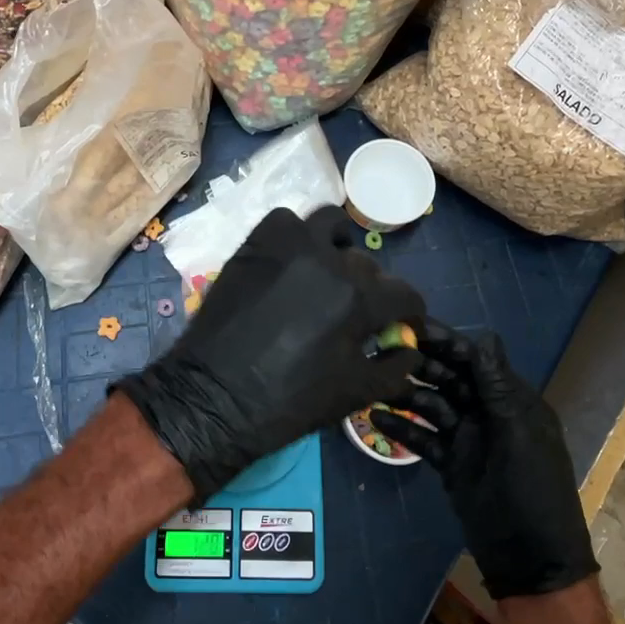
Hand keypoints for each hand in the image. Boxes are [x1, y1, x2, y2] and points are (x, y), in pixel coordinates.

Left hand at [116, 206, 424, 498]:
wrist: (214, 396)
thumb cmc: (288, 402)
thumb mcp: (355, 393)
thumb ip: (394, 367)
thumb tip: (410, 350)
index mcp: (357, 300)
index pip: (403, 294)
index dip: (409, 314)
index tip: (401, 325)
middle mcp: (328, 261)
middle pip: (366, 265)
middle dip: (369, 290)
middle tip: (354, 312)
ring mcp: (289, 246)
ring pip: (329, 225)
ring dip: (337, 245)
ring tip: (328, 270)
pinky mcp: (255, 242)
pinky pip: (286, 221)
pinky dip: (295, 235)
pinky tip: (292, 262)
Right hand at [371, 321, 597, 600]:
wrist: (532, 562)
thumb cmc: (532, 491)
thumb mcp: (517, 434)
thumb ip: (498, 387)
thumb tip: (485, 337)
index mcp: (510, 400)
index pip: (473, 359)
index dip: (444, 341)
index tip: (409, 324)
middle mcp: (487, 412)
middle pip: (447, 377)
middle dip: (417, 362)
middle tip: (379, 347)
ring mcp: (467, 438)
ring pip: (430, 405)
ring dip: (403, 392)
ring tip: (370, 381)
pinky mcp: (450, 463)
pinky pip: (422, 438)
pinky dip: (401, 427)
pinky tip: (374, 416)